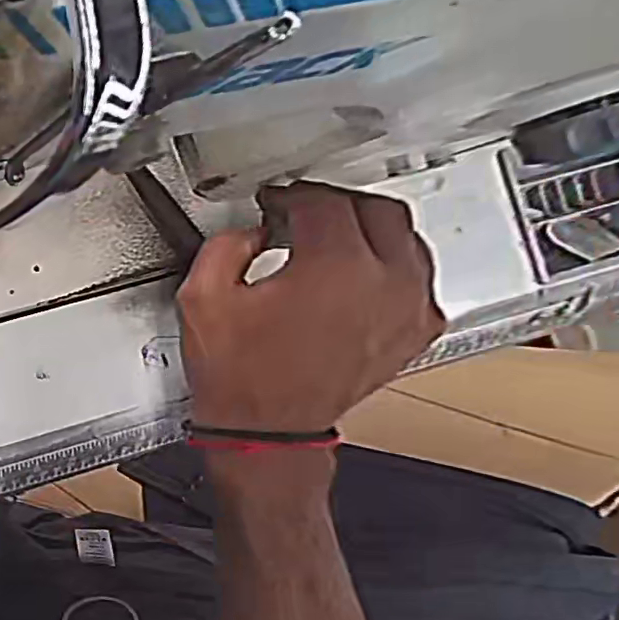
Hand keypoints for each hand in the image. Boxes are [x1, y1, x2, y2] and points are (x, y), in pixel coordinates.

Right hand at [177, 182, 444, 433]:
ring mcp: (409, 305)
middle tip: (304, 209)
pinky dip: (391, 265)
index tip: (277, 199)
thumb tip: (250, 233)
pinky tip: (358, 275)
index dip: (293, 194)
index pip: (323, 204)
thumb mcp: (200, 300)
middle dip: (336, 203)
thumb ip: (223, 248)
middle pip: (377, 211)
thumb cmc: (238, 373)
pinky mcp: (417, 328)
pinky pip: (418, 277)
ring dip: (369, 230)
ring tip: (332, 238)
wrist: (266, 425)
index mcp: (332, 267)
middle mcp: (385, 280)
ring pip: (407, 240)